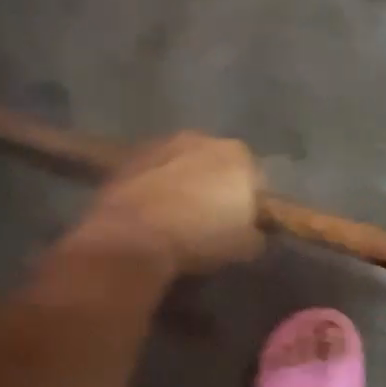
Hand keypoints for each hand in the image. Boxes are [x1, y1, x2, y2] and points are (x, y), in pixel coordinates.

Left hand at [81, 133, 264, 272]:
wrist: (132, 237)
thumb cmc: (200, 237)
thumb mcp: (247, 247)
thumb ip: (257, 232)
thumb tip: (253, 231)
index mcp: (239, 155)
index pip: (256, 179)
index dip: (251, 203)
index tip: (242, 224)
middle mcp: (203, 139)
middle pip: (218, 164)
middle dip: (217, 186)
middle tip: (211, 218)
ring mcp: (162, 143)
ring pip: (184, 164)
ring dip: (185, 182)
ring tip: (177, 215)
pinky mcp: (128, 157)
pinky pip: (154, 172)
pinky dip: (157, 185)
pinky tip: (152, 212)